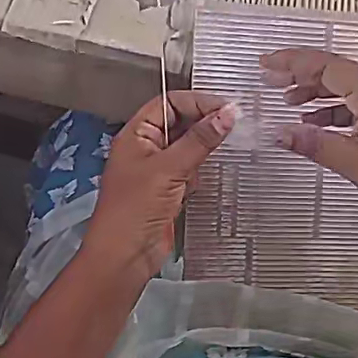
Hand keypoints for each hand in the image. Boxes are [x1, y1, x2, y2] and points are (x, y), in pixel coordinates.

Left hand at [84, 91, 235, 274]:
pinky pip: (188, 171)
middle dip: (203, 124)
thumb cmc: (132, 211)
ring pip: (186, 148)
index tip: (226, 108)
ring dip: (203, 148)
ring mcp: (156, 171)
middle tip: (233, 126)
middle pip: (179, 123)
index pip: (169, 103)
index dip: (197, 102)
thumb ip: (199, 140)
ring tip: (225, 147)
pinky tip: (206, 176)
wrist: (125, 255)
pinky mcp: (167, 192)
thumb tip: (226, 114)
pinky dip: (199, 171)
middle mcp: (144, 149)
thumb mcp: (169, 168)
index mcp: (135, 135)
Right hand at [260, 49, 357, 234]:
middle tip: (270, 78)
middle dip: (300, 74)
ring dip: (314, 93)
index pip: (328, 66)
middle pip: (335, 73)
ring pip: (345, 89)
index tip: (268, 63)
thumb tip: (282, 133)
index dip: (294, 62)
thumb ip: (317, 145)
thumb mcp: (357, 164)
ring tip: (288, 102)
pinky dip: (330, 111)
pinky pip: (355, 106)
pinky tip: (315, 124)